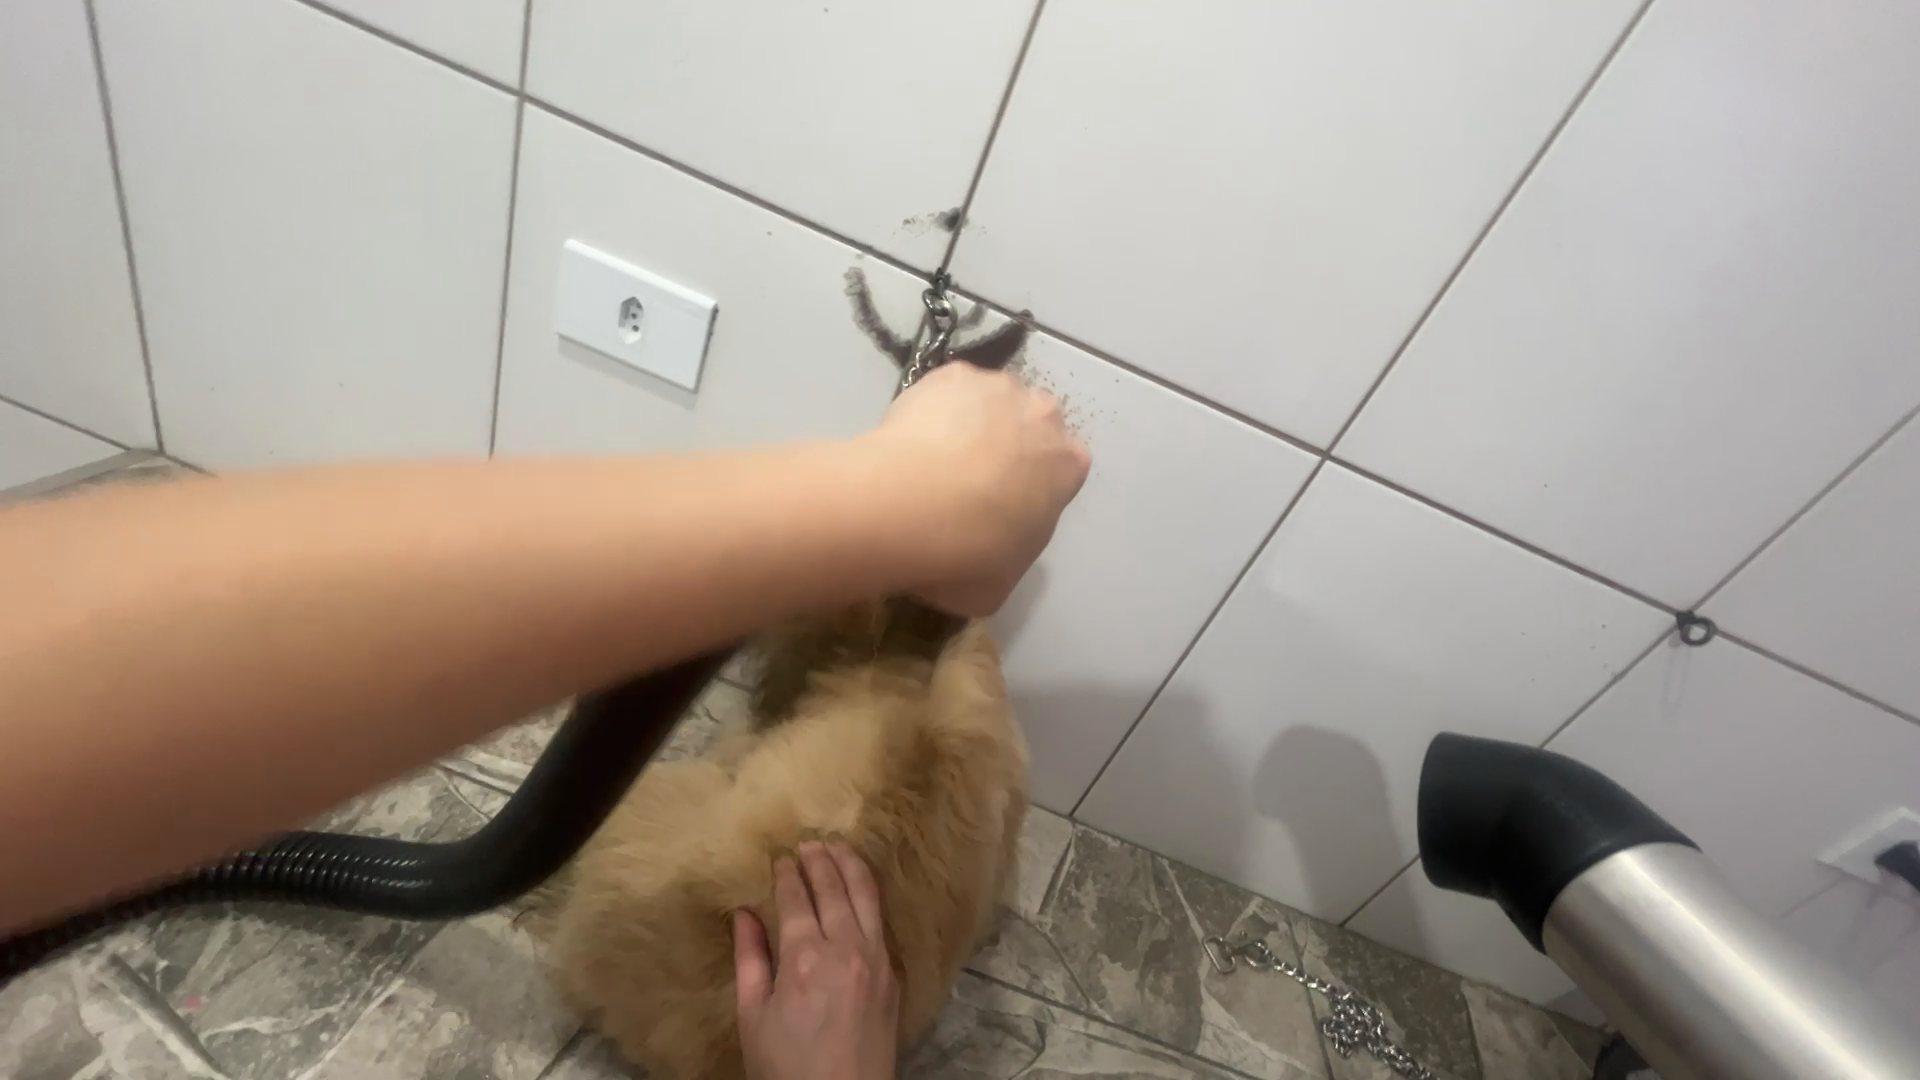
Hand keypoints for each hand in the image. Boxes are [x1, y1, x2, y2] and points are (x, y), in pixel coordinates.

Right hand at [735, 842, 899, 1079]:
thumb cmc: (786, 1069)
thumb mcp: (753, 1019)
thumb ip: (749, 959)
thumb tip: (744, 913)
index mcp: (804, 958)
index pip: (796, 899)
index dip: (788, 874)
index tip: (781, 857)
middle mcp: (845, 946)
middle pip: (833, 886)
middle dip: (819, 860)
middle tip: (808, 843)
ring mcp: (875, 956)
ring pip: (865, 893)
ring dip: (850, 864)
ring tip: (837, 846)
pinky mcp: (892, 971)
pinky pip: (880, 919)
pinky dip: (868, 893)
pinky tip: (859, 885)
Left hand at [869, 363, 1090, 615]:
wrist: (905, 507)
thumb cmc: (964, 554)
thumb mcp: (999, 585)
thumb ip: (1007, 561)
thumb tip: (985, 561)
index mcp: (1067, 467)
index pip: (1062, 472)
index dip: (1033, 489)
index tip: (1004, 508)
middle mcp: (1043, 415)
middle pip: (1032, 427)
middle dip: (1010, 448)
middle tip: (971, 482)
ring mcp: (996, 387)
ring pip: (991, 403)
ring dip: (973, 423)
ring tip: (934, 459)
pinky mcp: (950, 374)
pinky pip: (949, 391)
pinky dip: (935, 409)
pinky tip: (911, 440)